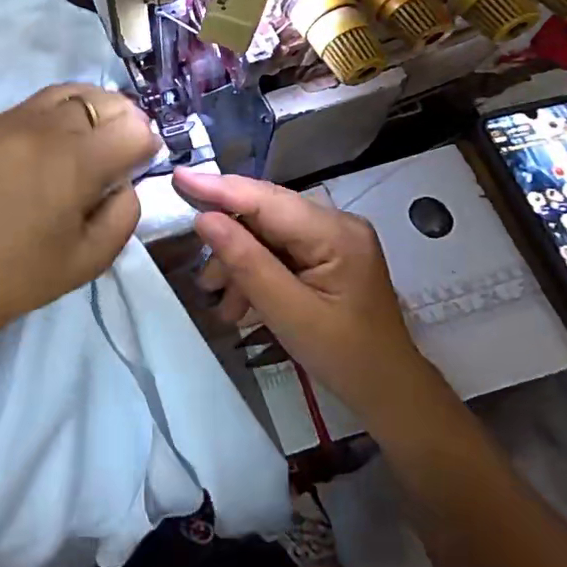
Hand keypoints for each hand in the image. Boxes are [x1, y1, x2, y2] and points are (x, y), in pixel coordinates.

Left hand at [0, 84, 158, 337]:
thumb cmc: (22, 278)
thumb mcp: (93, 259)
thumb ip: (126, 211)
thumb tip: (125, 177)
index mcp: (72, 165)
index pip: (132, 127)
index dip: (144, 145)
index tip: (138, 162)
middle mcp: (39, 131)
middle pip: (100, 100)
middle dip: (120, 121)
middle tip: (116, 148)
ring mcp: (3, 124)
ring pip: (63, 94)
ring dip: (86, 111)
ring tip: (84, 139)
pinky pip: (27, 108)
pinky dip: (48, 119)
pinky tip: (41, 149)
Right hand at [173, 168, 447, 423]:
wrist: (388, 390)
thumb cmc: (344, 356)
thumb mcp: (288, 313)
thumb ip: (246, 262)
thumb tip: (204, 219)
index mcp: (336, 233)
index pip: (267, 200)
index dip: (219, 188)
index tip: (178, 176)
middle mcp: (336, 224)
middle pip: (264, 213)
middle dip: (227, 239)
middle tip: (202, 276)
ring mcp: (332, 238)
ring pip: (266, 232)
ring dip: (238, 262)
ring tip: (222, 301)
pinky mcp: (325, 254)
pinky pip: (278, 249)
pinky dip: (255, 271)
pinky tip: (240, 303)